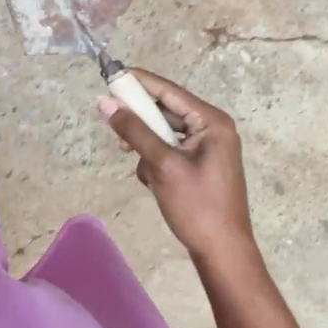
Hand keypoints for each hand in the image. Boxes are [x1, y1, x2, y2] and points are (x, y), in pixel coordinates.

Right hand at [101, 70, 256, 261]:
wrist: (223, 253)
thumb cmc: (196, 206)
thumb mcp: (161, 164)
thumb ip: (134, 130)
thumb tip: (105, 102)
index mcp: (211, 122)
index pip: (169, 91)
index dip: (139, 82)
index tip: (110, 74)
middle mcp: (213, 128)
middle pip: (166, 110)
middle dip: (141, 121)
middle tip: (113, 122)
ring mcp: (208, 148)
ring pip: (165, 132)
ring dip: (147, 145)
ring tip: (136, 162)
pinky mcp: (201, 165)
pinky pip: (170, 149)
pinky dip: (156, 159)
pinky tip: (152, 180)